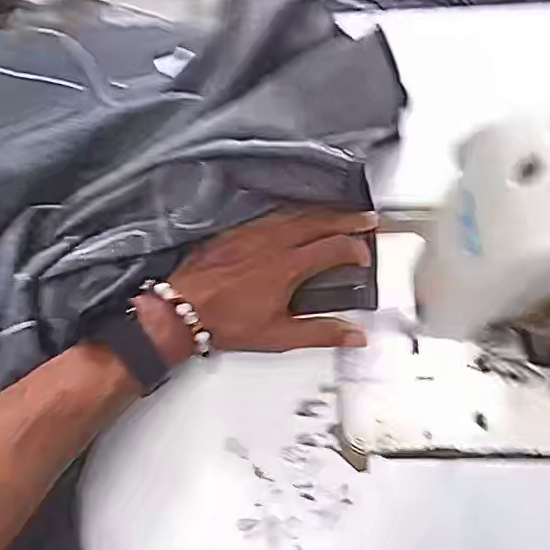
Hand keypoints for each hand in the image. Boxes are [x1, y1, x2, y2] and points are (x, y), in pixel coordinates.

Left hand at [136, 211, 375, 362]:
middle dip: (347, 220)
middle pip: (320, 222)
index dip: (355, 249)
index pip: (334, 248)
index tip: (364, 255)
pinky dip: (292, 213)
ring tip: (336, 215)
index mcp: (288, 265)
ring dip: (321, 213)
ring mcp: (252, 233)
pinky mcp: (236, 232)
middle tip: (365, 220)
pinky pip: (271, 215)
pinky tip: (292, 218)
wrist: (184, 308)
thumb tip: (352, 335)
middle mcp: (272, 242)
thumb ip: (321, 333)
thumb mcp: (279, 335)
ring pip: (296, 214)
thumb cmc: (224, 320)